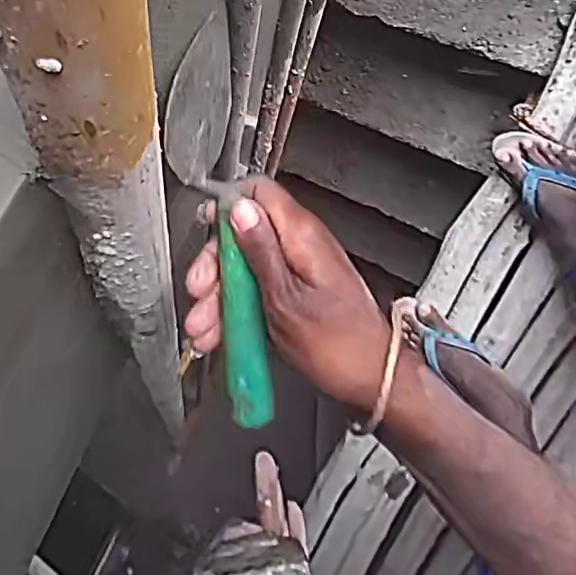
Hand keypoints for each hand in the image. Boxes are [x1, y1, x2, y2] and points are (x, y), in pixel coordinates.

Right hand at [183, 178, 393, 413]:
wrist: (375, 382)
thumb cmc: (339, 345)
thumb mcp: (284, 298)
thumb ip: (259, 250)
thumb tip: (239, 208)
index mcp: (300, 234)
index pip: (258, 192)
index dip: (228, 205)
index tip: (206, 229)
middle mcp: (300, 243)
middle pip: (243, 233)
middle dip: (215, 265)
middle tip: (200, 292)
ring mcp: (299, 267)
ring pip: (246, 266)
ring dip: (220, 295)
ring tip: (204, 327)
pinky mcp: (298, 290)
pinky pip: (259, 287)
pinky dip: (238, 308)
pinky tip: (221, 332)